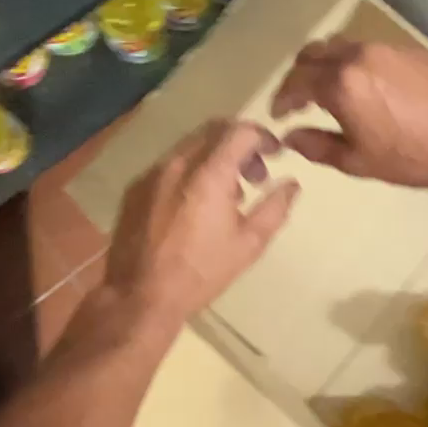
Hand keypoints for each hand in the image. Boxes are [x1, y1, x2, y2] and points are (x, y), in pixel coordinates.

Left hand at [104, 119, 299, 324]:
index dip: (264, 136)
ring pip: (191, 145)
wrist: (139, 296)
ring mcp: (153, 173)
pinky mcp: (136, 187)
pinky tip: (195, 205)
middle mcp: (178, 163)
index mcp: (209, 173)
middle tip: (255, 174)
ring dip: (216, 157)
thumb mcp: (249, 244)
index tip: (276, 154)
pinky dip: (191, 170)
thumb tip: (292, 184)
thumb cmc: (200, 273)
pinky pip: (170, 164)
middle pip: (215, 130)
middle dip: (241, 143)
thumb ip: (275, 208)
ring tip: (228, 193)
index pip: (241, 131)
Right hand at [270, 37, 427, 189]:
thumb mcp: (357, 161)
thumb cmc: (411, 156)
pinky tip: (361, 86)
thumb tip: (290, 136)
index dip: (282, 98)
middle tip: (297, 100)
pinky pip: (365, 48)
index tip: (279, 115)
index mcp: (340, 84)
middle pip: (312, 54)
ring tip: (326, 90)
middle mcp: (357, 56)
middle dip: (298, 76)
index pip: (296, 81)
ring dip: (323, 64)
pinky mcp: (406, 49)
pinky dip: (350, 62)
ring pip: (338, 46)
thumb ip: (317, 146)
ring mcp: (384, 48)